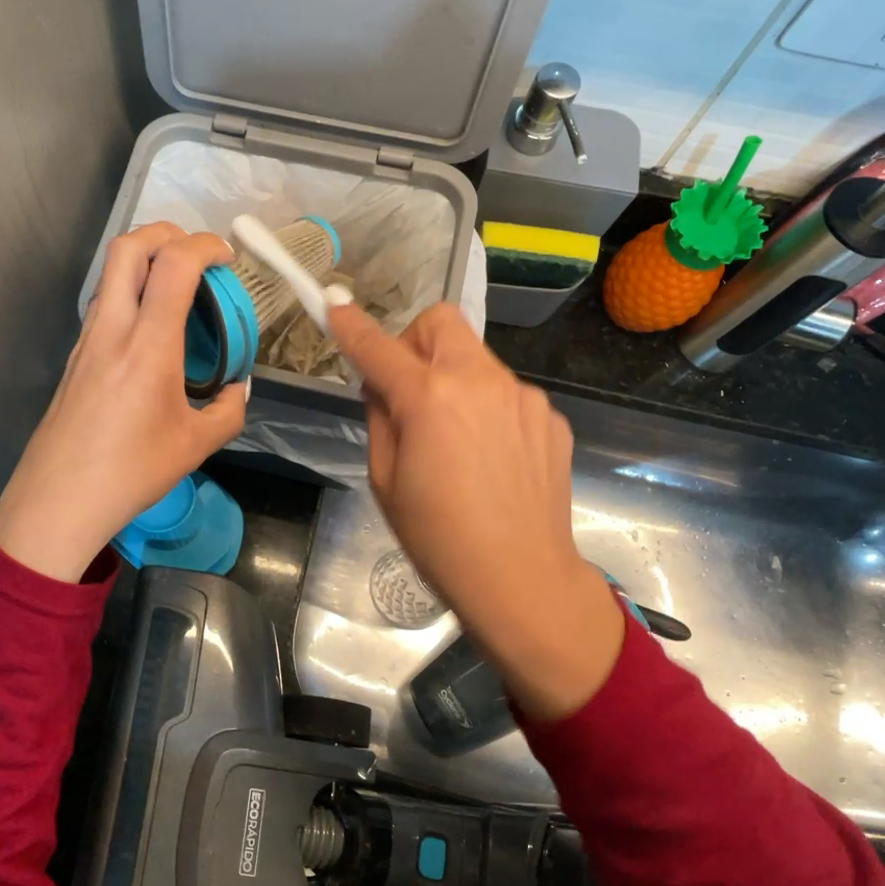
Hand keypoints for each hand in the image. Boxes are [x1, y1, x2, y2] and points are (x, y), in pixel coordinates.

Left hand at [0, 223, 246, 581]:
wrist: (60, 499)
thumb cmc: (132, 472)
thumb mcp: (196, 445)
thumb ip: (228, 410)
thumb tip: (236, 390)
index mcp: (149, 344)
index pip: (174, 263)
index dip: (206, 245)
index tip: (228, 258)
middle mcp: (113, 329)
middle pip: (128, 247)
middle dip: (165, 233)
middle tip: (196, 253)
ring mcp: (87, 340)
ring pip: (110, 274)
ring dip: (144, 261)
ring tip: (177, 287)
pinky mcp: (75, 357)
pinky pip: (103, 304)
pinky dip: (130, 292)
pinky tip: (151, 328)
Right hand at [327, 300, 623, 721]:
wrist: (522, 579)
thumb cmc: (438, 539)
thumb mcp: (386, 481)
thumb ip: (381, 419)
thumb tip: (382, 385)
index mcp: (430, 398)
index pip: (379, 347)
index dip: (351, 326)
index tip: (334, 307)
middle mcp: (481, 381)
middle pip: (441, 323)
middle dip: (414, 342)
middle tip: (406, 388)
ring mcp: (523, 396)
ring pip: (476, 361)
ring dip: (454, 380)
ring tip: (454, 441)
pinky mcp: (550, 418)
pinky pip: (507, 395)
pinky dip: (488, 411)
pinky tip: (490, 461)